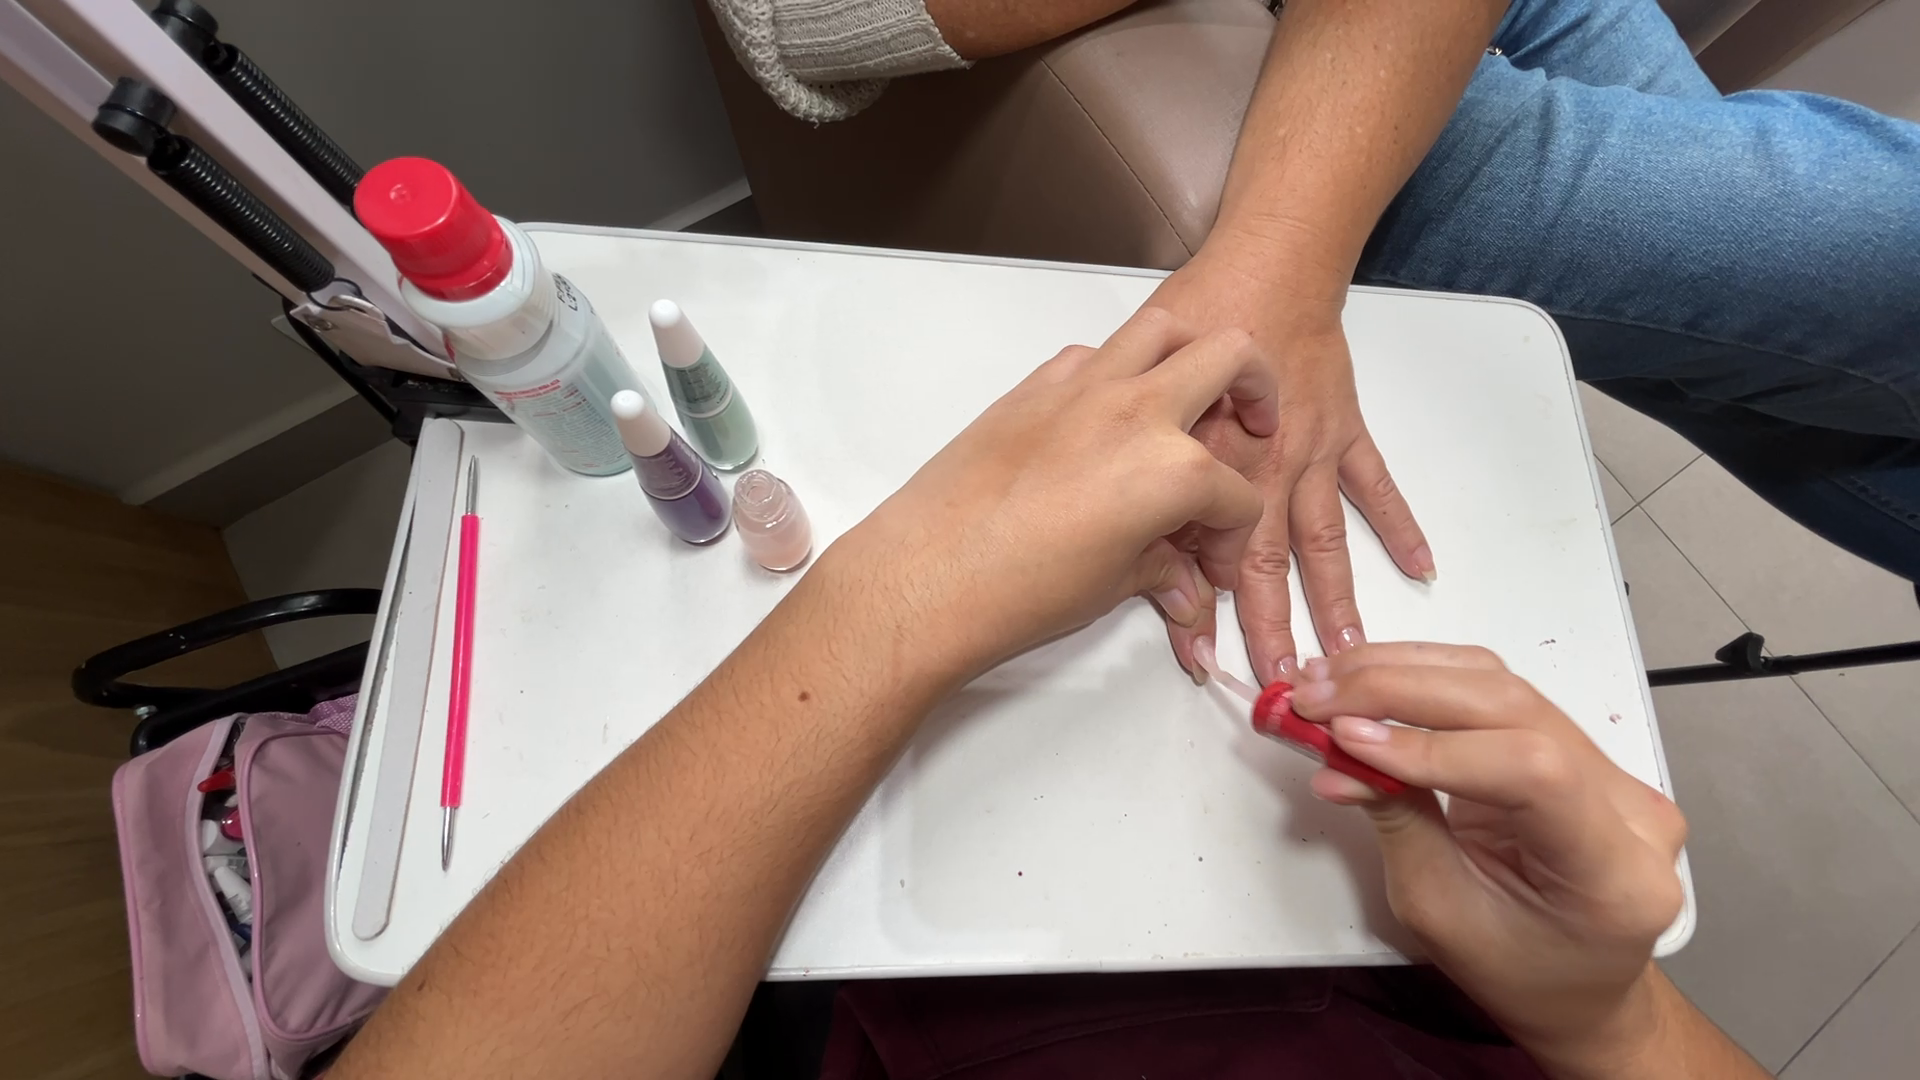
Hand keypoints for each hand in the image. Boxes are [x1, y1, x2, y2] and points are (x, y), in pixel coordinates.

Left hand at [825, 308, 1272, 681]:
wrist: (927, 576)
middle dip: (1257, 392)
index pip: (1238, 494)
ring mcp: (1083, 389)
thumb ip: (1161, 570)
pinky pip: (1092, 355)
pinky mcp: (1034, 386)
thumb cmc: (1021, 593)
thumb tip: (1186, 588)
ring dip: (1187, 355)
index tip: (1210, 558)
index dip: (1233, 532)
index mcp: (1173, 470)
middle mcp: (1137, 411)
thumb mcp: (1110, 585)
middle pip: (1231, 359)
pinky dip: (1113, 374)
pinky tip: (1101, 420)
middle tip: (1249, 428)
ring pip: (1161, 329)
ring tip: (1184, 400)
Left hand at [1144, 239, 1433, 683]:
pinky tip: (1419, 567)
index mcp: (1206, 461)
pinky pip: (1374, 482)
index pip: (1198, 553)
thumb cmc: (1196, 314)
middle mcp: (1263, 468)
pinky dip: (1397, 522)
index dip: (1196, 614)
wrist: (1264, 261)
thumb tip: (1136, 535)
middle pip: (1263, 562)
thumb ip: (1137, 456)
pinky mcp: (1343, 428)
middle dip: (1271, 628)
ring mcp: (1310, 451)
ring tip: (1349, 655)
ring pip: (1321, 539)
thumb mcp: (1140, 392)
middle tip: (1284, 686)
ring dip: (1334, 600)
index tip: (1199, 660)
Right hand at [1288, 643, 1687, 1065]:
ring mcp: (1600, 763)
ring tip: (1323, 679)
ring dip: (1394, 669)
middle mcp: (1624, 801)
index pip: (1531, 771)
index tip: (1341, 738)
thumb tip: (1332, 756)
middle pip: (1507, 704)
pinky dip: (1411, 672)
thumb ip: (1392, 818)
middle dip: (1395, 690)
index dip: (1429, 746)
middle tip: (1312, 696)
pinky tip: (1360, 675)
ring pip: (1491, 679)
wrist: (1571, 982)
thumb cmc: (1511, 966)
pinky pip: (1483, 685)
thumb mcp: (1436, 906)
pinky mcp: (1562, 739)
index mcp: (1614, 870)